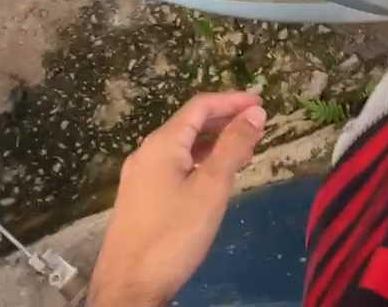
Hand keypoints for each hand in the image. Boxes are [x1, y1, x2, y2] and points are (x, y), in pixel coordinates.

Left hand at [88, 92, 266, 306]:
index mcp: (162, 144)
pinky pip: (174, 165)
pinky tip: (214, 178)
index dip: (233, 100)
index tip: (261, 103)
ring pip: (183, 146)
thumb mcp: (212, 187)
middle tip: (257, 126)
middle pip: (190, 123)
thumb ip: (234, 145)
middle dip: (225, 120)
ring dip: (214, 142)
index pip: (201, 106)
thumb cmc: (173, 235)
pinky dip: (199, 160)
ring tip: (243, 151)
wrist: (127, 293)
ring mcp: (139, 177)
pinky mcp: (139, 199)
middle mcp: (146, 153)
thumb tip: (256, 111)